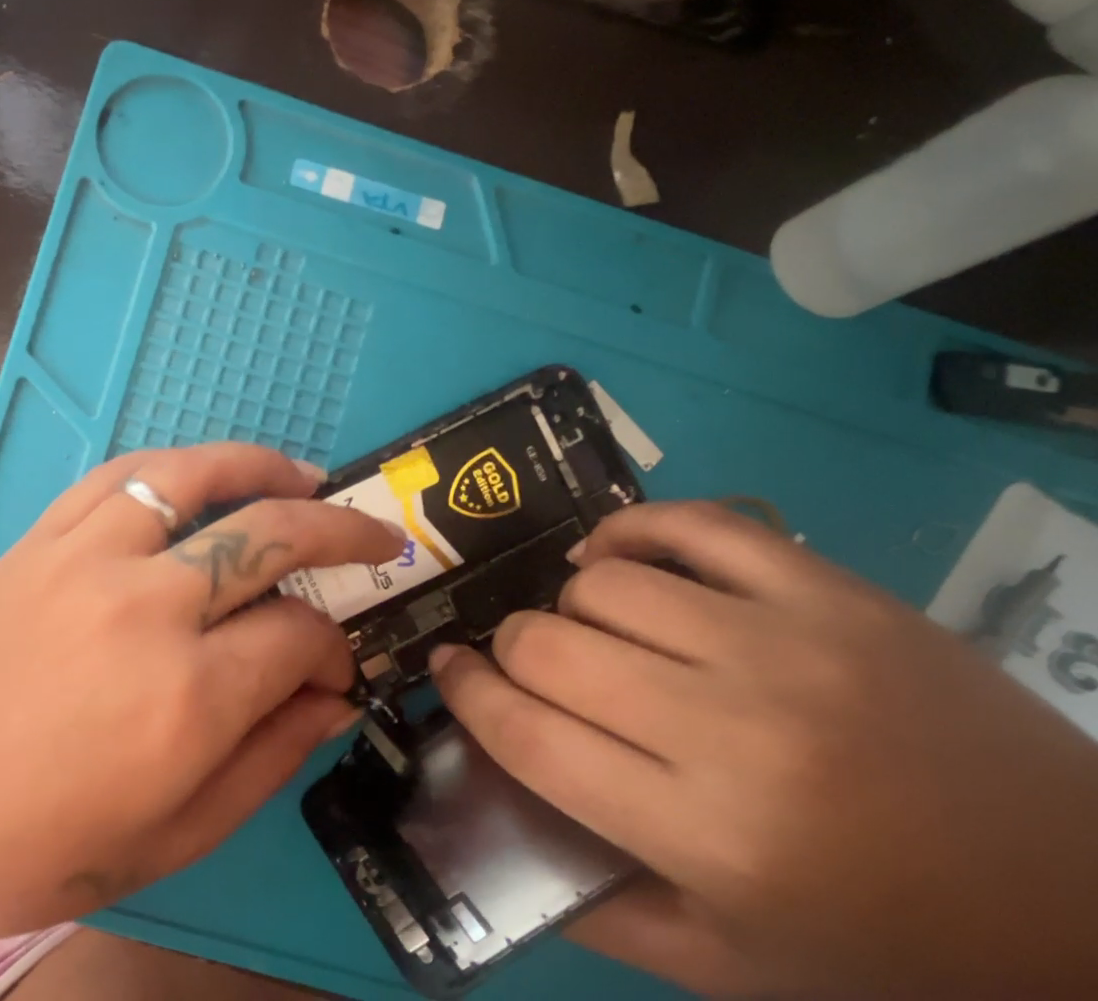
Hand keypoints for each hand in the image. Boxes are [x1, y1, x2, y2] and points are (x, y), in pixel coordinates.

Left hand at [0, 443, 402, 951]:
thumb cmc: (42, 847)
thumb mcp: (177, 834)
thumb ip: (270, 757)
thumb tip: (336, 699)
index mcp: (192, 697)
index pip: (301, 636)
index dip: (335, 648)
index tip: (336, 666)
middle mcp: (150, 608)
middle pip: (271, 536)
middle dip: (342, 533)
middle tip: (376, 541)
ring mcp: (89, 560)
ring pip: (196, 478)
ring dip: (263, 467)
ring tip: (306, 477)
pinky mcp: (40, 542)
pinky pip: (119, 476)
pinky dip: (175, 466)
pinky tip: (203, 476)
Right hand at [431, 502, 1097, 997]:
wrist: (1083, 900)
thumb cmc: (883, 942)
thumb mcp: (725, 961)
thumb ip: (594, 906)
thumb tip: (492, 828)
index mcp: (699, 830)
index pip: (524, 731)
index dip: (465, 693)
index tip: (449, 674)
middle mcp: (732, 728)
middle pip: (549, 646)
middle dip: (511, 653)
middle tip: (528, 672)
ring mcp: (787, 645)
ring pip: (604, 584)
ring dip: (570, 606)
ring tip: (589, 631)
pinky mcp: (834, 593)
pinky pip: (693, 525)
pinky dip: (631, 531)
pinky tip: (615, 559)